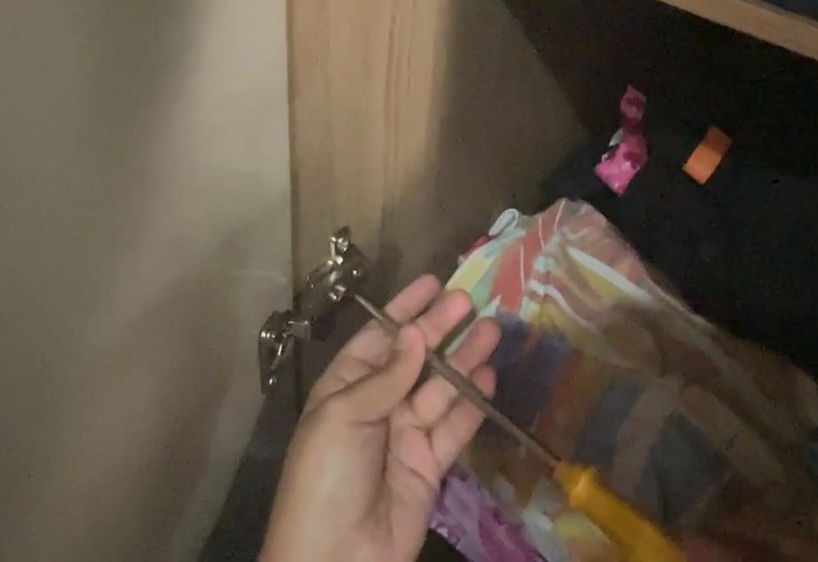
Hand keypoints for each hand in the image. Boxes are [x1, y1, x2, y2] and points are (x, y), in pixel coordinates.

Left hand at [260, 274, 502, 561]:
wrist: (335, 559)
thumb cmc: (327, 476)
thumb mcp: (345, 416)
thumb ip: (386, 376)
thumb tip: (414, 334)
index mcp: (345, 387)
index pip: (380, 338)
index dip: (405, 309)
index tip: (433, 283)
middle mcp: (376, 405)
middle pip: (415, 359)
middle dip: (441, 329)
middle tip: (470, 301)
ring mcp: (404, 434)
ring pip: (440, 388)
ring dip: (464, 360)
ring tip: (490, 331)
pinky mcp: (428, 465)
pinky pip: (452, 427)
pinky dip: (471, 404)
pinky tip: (488, 379)